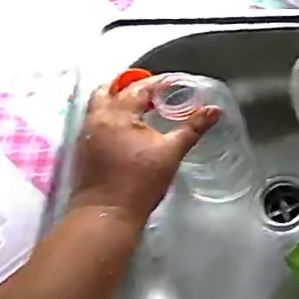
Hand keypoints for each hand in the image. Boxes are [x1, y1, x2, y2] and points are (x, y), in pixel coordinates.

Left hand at [68, 77, 218, 220]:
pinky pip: (95, 122)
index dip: (158, 83)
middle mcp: (96, 119)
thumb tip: (215, 110)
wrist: (106, 215)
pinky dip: (111, 117)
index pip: (138, 87)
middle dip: (130, 85)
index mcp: (117, 114)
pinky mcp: (83, 150)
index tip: (175, 84)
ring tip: (142, 109)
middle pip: (109, 89)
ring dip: (118, 101)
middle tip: (153, 93)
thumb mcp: (171, 152)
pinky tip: (128, 131)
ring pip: (98, 105)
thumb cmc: (139, 182)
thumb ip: (193, 128)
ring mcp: (86, 135)